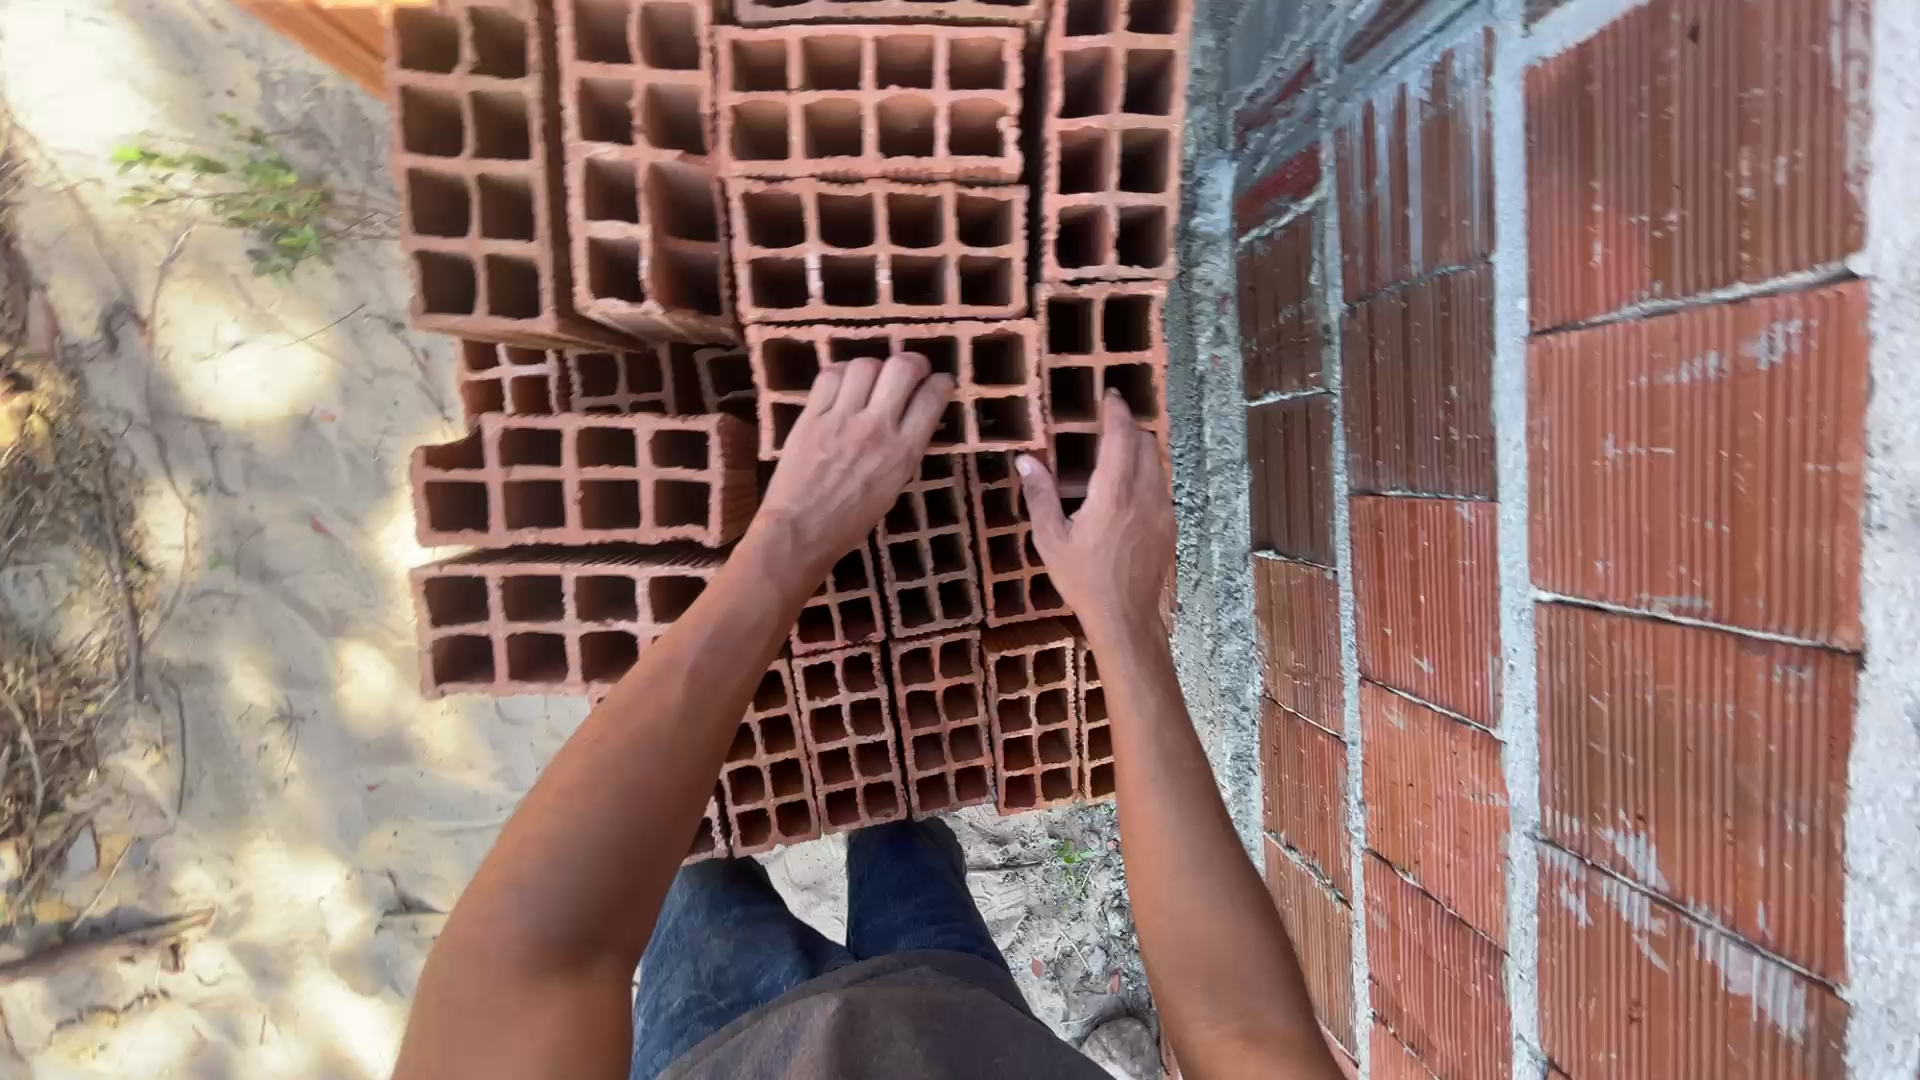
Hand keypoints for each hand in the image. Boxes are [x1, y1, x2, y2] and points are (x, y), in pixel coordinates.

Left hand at [755, 353, 953, 576]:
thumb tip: (912, 421)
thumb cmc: (851, 520)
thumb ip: (904, 451)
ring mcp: (841, 419)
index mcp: (903, 453)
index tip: (940, 382)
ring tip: (872, 379)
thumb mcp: (893, 488)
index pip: (933, 398)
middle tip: (911, 371)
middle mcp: (876, 428)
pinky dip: (841, 373)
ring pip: (865, 364)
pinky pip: (829, 375)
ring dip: (874, 366)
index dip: (942, 382)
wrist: (801, 530)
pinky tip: (843, 384)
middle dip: (913, 362)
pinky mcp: (811, 416)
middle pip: (903, 368)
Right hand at [1017, 390, 1173, 639]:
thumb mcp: (1050, 540)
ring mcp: (1162, 509)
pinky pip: (1161, 485)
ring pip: (1158, 462)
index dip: (1117, 411)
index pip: (1121, 437)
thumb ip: (1040, 496)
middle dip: (1129, 426)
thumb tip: (1025, 460)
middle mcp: (1144, 494)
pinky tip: (1128, 489)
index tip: (1110, 395)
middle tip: (1107, 424)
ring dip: (1140, 448)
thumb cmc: (1082, 579)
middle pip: (1146, 442)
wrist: (1125, 616)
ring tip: (1117, 452)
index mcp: (1113, 494)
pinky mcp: (1170, 524)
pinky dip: (1147, 473)